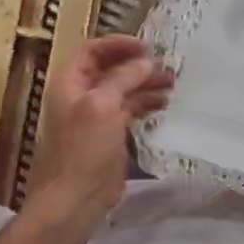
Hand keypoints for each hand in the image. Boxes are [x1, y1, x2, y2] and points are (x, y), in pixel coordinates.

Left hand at [23, 36, 173, 230]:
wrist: (74, 198)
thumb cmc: (82, 148)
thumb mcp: (102, 105)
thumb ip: (123, 78)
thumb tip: (145, 62)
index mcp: (70, 82)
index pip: (93, 50)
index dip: (118, 44)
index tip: (146, 46)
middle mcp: (82, 94)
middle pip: (111, 68)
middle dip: (138, 65)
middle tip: (167, 66)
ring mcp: (96, 115)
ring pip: (124, 89)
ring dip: (146, 83)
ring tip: (172, 84)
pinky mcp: (110, 134)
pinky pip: (130, 109)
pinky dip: (146, 103)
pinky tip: (164, 104)